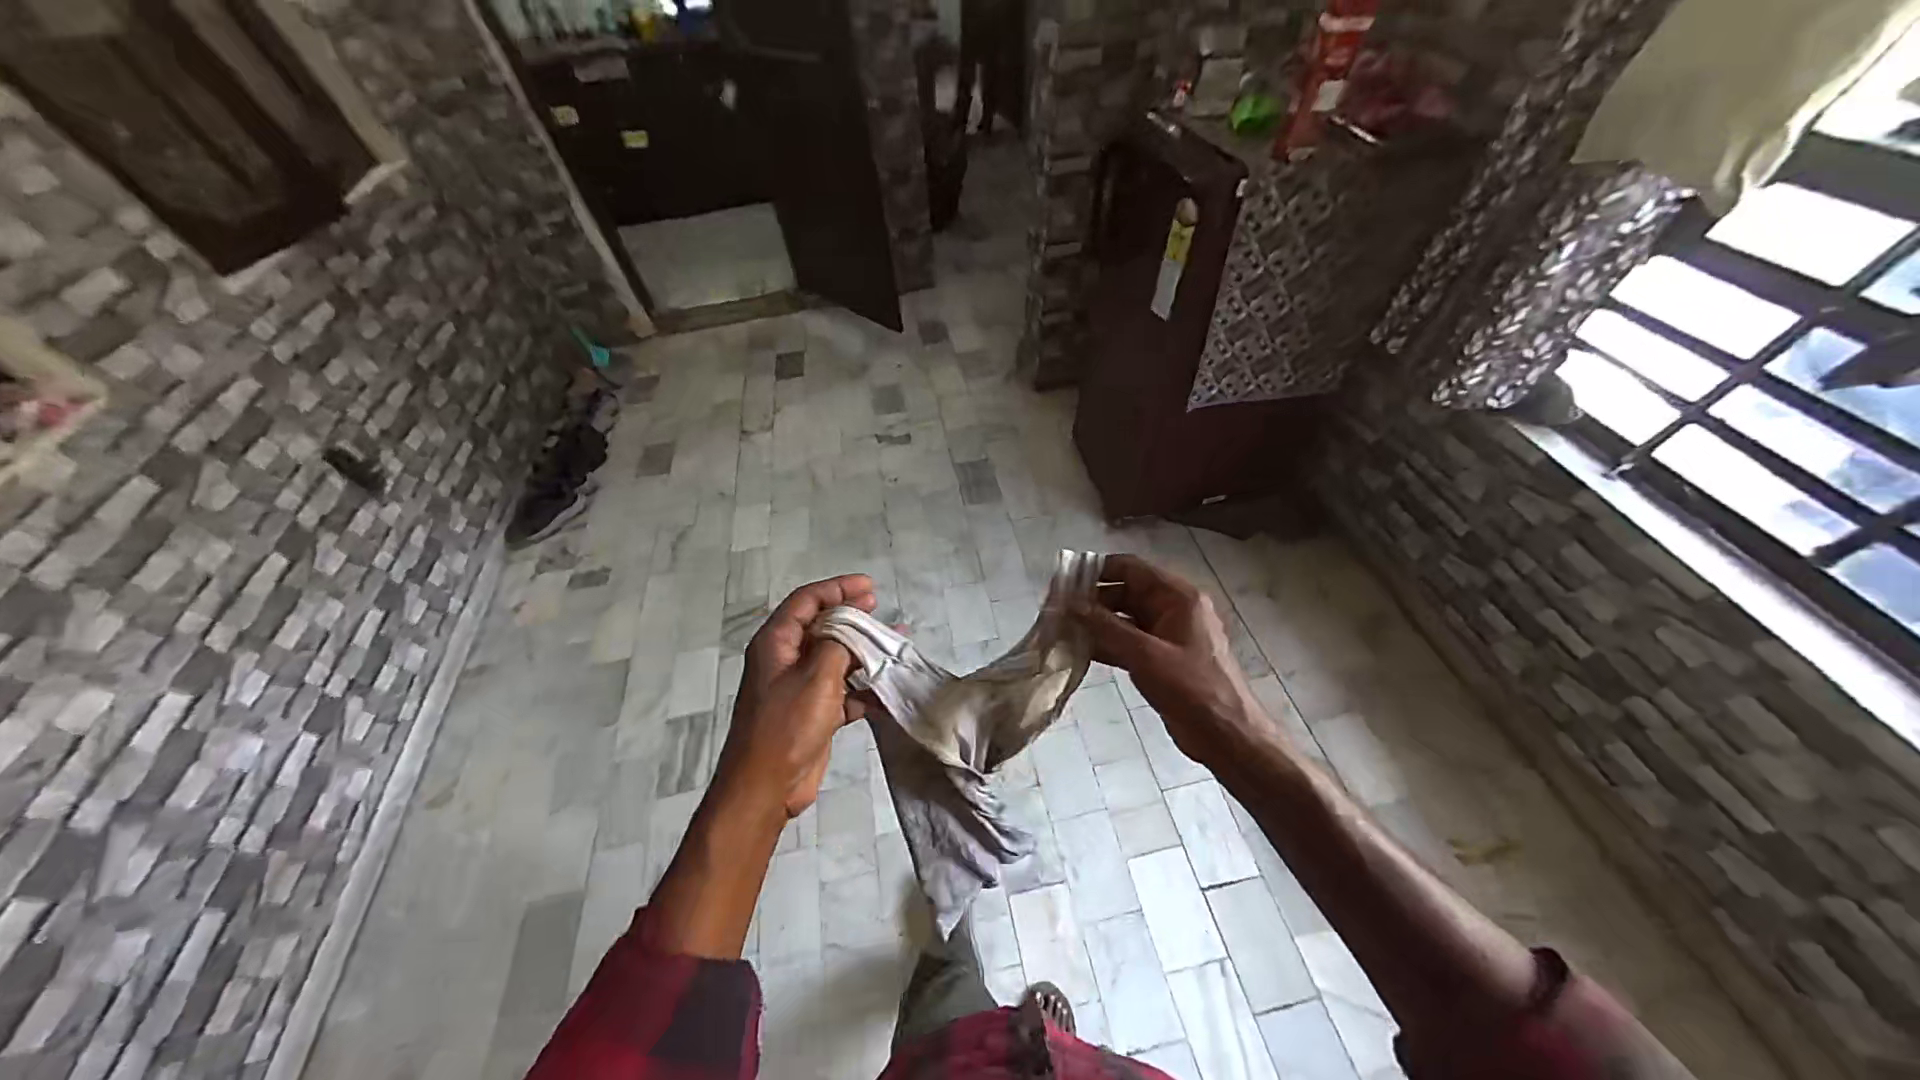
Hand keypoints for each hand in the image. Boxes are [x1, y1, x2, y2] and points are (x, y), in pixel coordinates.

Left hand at [714, 574, 876, 820]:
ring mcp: (799, 687)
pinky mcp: (813, 712)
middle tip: (880, 609)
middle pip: (821, 626)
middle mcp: (785, 660)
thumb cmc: (786, 726)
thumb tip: (854, 629)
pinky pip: (842, 690)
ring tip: (893, 645)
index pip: (806, 600)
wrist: (766, 787)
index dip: (837, 588)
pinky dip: (862, 688)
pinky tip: (886, 688)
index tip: (869, 586)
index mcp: (776, 643)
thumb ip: (838, 645)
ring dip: (862, 652)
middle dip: (852, 617)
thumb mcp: (816, 677)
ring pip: (835, 658)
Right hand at [1073, 554, 1281, 769]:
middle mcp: (1172, 608)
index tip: (1063, 582)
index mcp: (1178, 596)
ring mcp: (1166, 634)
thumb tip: (1070, 604)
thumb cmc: (1192, 689)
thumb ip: (1106, 627)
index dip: (1096, 571)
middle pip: (1124, 592)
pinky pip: (1127, 641)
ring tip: (1059, 630)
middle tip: (1055, 611)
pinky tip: (1078, 651)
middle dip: (1091, 600)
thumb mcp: (1146, 655)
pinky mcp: (1160, 658)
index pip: (1130, 568)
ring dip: (1095, 624)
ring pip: (1123, 618)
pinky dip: (1105, 644)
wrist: (1226, 736)